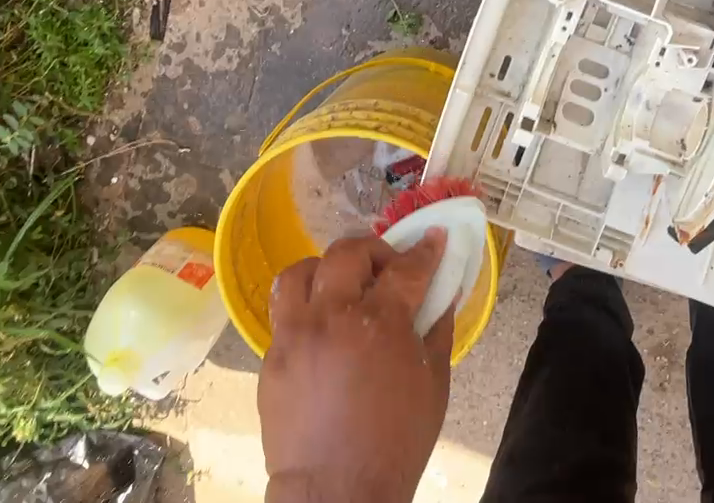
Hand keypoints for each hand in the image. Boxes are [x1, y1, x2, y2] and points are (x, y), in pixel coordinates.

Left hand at [260, 231, 454, 502]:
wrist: (336, 494)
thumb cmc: (396, 442)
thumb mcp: (434, 384)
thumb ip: (437, 330)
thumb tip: (442, 295)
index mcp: (380, 323)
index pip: (406, 268)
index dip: (425, 249)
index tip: (434, 237)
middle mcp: (332, 317)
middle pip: (347, 254)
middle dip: (372, 251)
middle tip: (385, 269)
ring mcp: (295, 335)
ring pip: (300, 272)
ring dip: (324, 271)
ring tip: (340, 290)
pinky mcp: (271, 358)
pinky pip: (284, 314)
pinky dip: (306, 310)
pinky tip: (322, 331)